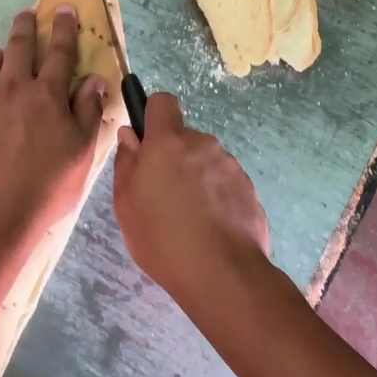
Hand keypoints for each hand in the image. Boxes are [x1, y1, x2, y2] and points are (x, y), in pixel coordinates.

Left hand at [0, 7, 106, 238]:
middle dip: (26, 28)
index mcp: (47, 95)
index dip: (65, 29)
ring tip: (2, 58)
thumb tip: (93, 80)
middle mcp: (13, 89)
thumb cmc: (46, 188)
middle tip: (27, 15)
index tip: (64, 9)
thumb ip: (87, 113)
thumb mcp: (81, 154)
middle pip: (19, 48)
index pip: (60, 53)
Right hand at [113, 93, 270, 298]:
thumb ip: (127, 163)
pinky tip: (210, 229)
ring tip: (189, 219)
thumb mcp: (126, 203)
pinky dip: (216, 199)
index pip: (163, 102)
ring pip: (206, 162)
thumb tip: (131, 136)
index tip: (147, 142)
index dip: (153, 116)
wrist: (222, 274)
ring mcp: (231, 167)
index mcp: (168, 142)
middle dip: (173, 158)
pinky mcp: (250, 190)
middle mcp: (203, 145)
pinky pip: (225, 185)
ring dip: (196, 179)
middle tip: (162, 196)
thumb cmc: (161, 237)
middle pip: (184, 139)